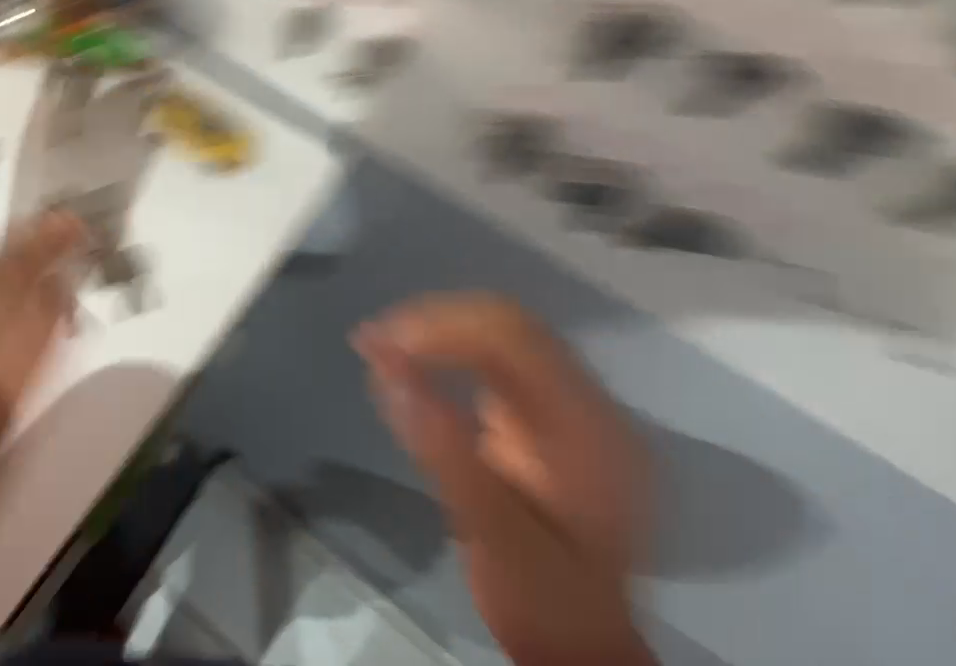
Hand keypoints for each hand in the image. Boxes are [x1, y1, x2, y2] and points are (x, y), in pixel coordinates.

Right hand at [354, 294, 655, 665]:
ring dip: (435, 331)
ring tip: (376, 347)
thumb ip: (444, 451)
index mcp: (585, 429)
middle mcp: (585, 406)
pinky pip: (493, 360)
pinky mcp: (543, 418)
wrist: (581, 647)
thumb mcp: (494, 534)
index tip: (378, 346)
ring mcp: (567, 410)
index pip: (513, 338)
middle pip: (507, 324)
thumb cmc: (542, 598)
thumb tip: (388, 372)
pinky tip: (405, 364)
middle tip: (369, 343)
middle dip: (433, 322)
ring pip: (499, 334)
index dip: (441, 327)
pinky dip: (444, 352)